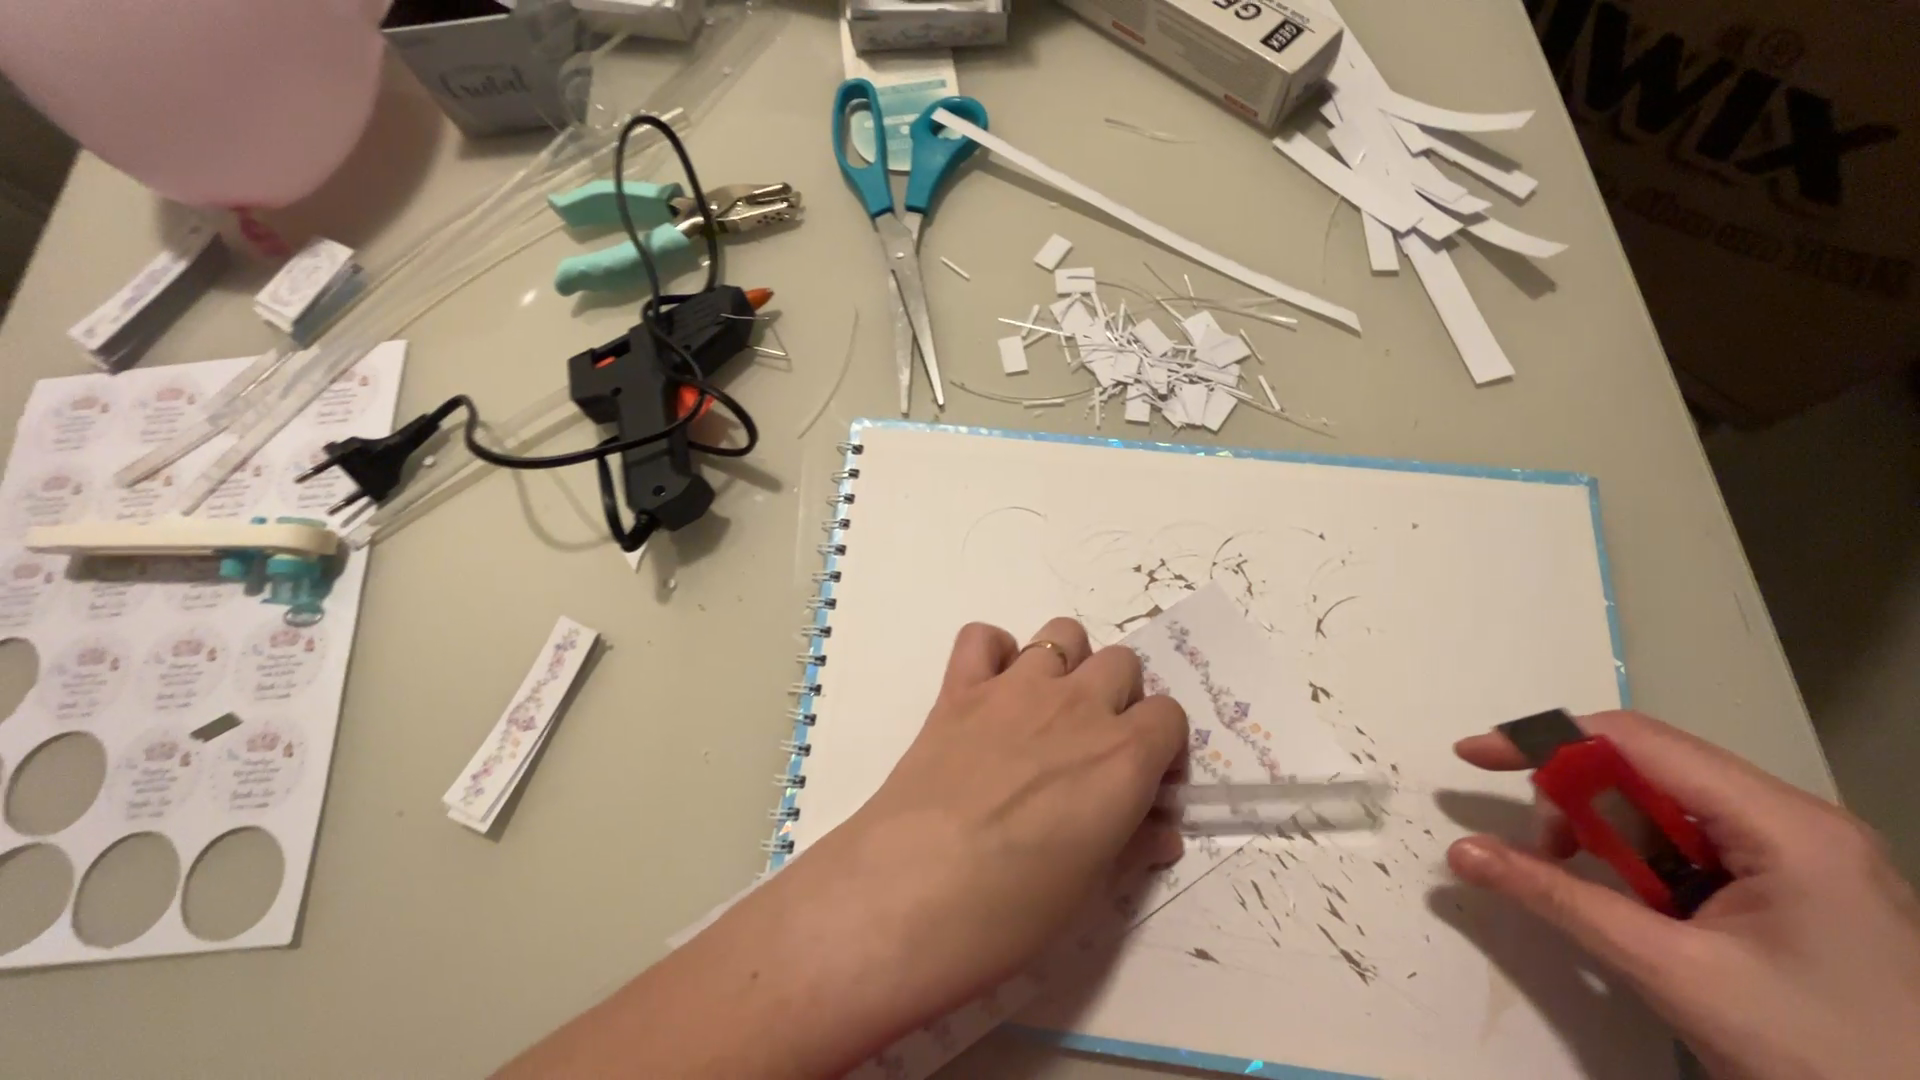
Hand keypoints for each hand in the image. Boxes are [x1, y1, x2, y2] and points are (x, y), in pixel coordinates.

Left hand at [826, 617, 1187, 1008]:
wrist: (914, 891)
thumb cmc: (1014, 908)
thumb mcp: (1091, 889)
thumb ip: (1134, 845)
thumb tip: (1162, 832)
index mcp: (1124, 756)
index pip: (1169, 717)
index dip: (1160, 747)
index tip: (1143, 781)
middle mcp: (1078, 706)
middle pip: (1122, 664)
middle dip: (1119, 699)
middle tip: (1092, 748)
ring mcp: (1016, 688)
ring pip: (1063, 635)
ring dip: (1066, 664)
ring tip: (1047, 711)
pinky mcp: (959, 688)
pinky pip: (982, 636)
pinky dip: (992, 654)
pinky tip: (988, 693)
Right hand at [1448, 709, 1919, 1079]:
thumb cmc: (1821, 1053)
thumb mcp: (1673, 973)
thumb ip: (1560, 901)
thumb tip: (1463, 852)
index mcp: (1783, 825)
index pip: (1636, 741)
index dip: (1546, 738)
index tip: (1474, 756)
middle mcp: (1795, 819)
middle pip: (1650, 767)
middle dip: (1577, 796)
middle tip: (1541, 851)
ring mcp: (1802, 851)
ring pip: (1668, 804)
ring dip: (1608, 832)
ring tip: (1589, 883)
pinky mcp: (1797, 883)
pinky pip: (1694, 841)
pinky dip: (1644, 858)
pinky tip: (1641, 902)